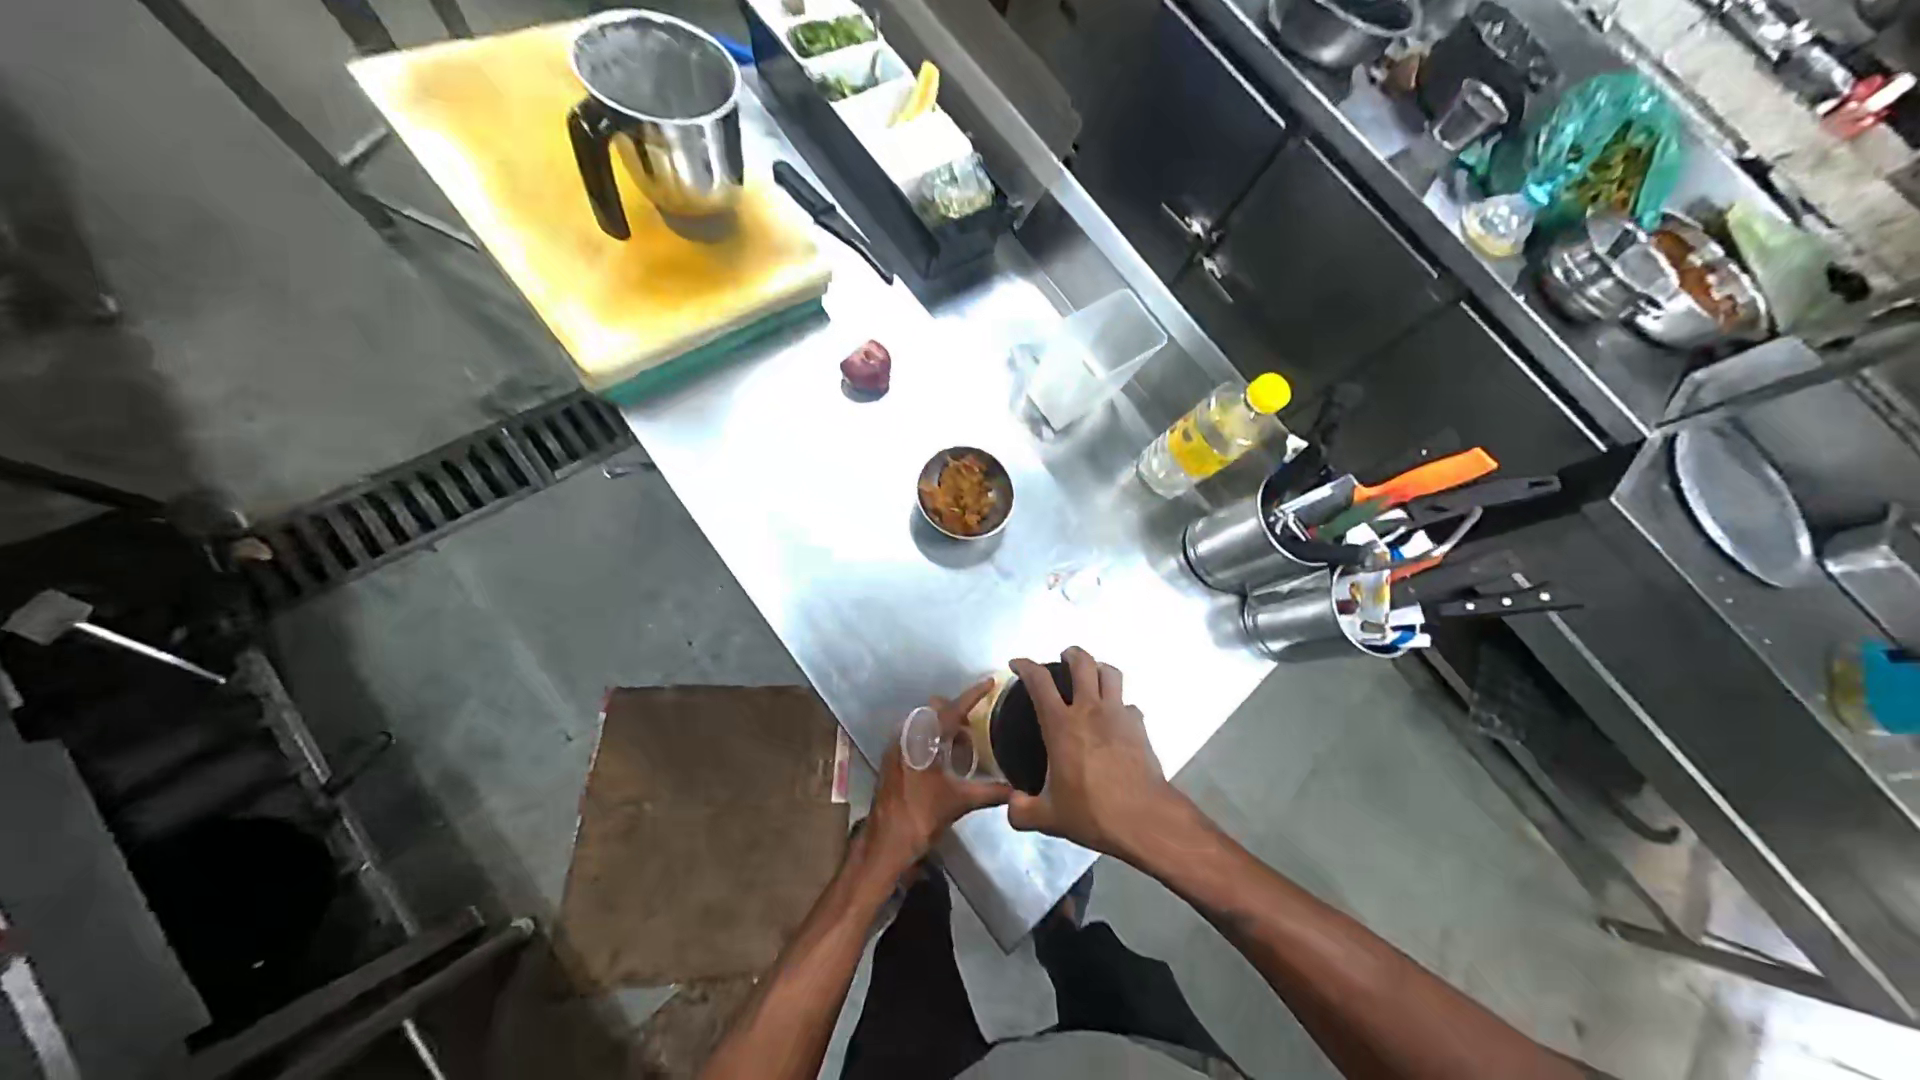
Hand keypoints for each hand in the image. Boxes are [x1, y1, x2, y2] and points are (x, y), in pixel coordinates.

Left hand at [864, 679, 1010, 873]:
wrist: (884, 841)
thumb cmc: (921, 817)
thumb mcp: (959, 803)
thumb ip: (990, 792)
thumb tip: (1016, 789)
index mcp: (923, 738)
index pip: (953, 708)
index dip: (973, 694)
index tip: (990, 682)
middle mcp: (907, 735)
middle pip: (937, 710)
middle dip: (958, 713)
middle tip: (978, 726)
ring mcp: (897, 746)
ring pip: (926, 723)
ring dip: (945, 727)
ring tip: (965, 745)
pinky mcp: (893, 758)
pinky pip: (917, 735)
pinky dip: (934, 738)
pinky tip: (946, 759)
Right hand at [1005, 647, 1179, 858]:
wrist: (1145, 819)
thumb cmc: (1092, 812)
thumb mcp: (1048, 817)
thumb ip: (1021, 810)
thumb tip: (1012, 804)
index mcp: (1061, 725)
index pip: (1039, 681)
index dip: (1026, 666)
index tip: (1018, 664)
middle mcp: (1090, 711)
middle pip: (1083, 664)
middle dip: (1071, 654)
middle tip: (1063, 657)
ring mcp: (1119, 716)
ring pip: (1111, 674)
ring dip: (1099, 668)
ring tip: (1092, 675)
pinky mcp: (1140, 728)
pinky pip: (1129, 705)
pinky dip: (1120, 705)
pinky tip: (1115, 719)